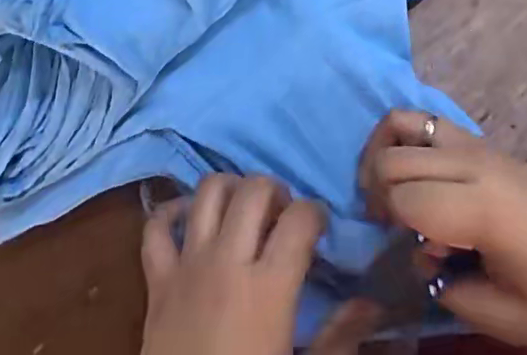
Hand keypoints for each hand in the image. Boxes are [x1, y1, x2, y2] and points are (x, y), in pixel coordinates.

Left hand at [139, 174, 326, 354]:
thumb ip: (339, 337)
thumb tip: (371, 302)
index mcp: (268, 288)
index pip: (300, 219)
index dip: (316, 213)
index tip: (319, 227)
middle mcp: (227, 262)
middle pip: (253, 190)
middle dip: (275, 191)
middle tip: (282, 216)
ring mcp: (187, 266)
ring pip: (207, 192)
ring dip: (230, 189)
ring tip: (243, 210)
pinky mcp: (156, 281)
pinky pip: (155, 227)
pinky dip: (172, 212)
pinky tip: (190, 219)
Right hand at [358, 111, 526, 354]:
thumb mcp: (502, 317)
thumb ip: (443, 286)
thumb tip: (417, 255)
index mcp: (481, 208)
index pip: (401, 198)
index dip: (386, 224)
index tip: (397, 248)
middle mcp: (474, 163)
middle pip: (393, 158)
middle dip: (376, 192)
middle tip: (387, 228)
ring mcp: (478, 145)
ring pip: (401, 124)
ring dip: (382, 154)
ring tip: (389, 191)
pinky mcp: (485, 143)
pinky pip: (428, 121)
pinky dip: (404, 137)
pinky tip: (413, 171)